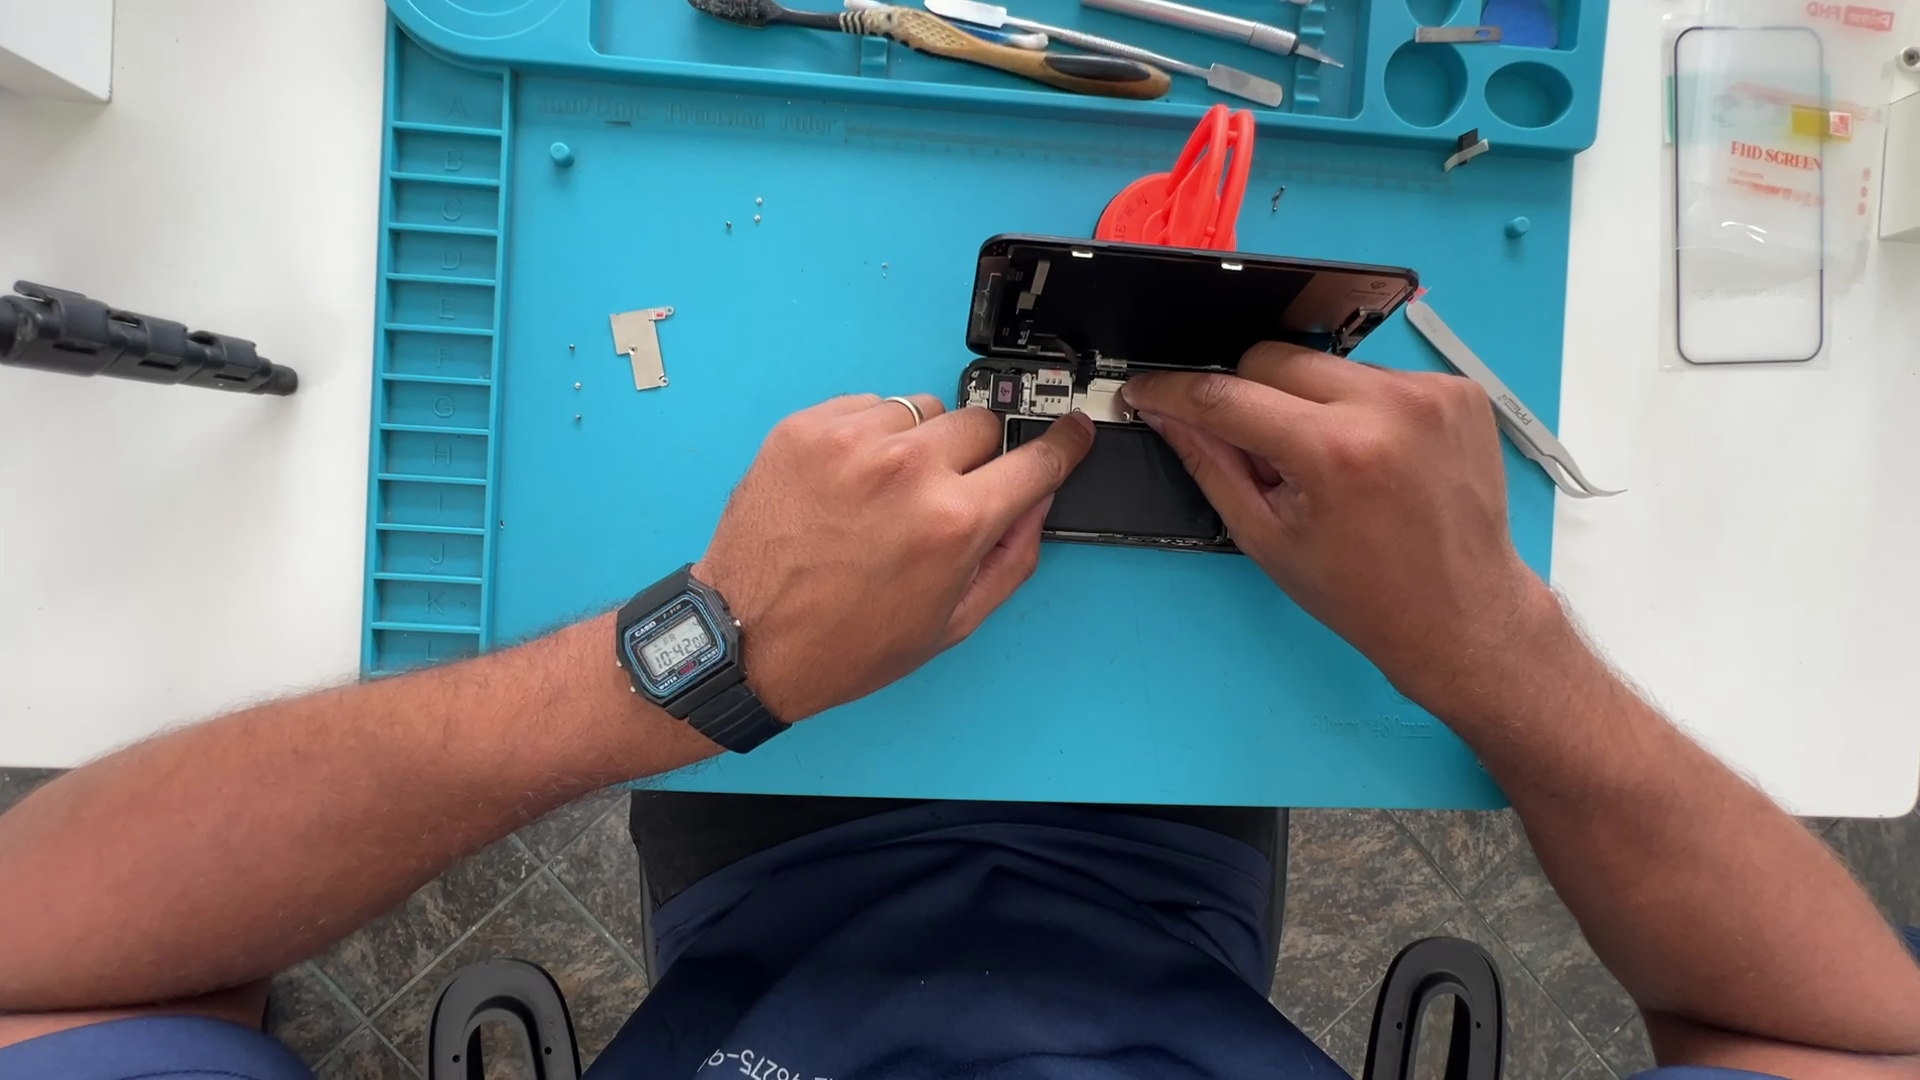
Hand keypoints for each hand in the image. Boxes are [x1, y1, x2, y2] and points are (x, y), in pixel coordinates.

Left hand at [695, 395, 1094, 721]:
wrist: (749, 640)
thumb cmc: (851, 642)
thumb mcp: (954, 621)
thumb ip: (1013, 555)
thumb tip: (1038, 500)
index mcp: (953, 523)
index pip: (1035, 462)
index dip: (1062, 447)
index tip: (1071, 431)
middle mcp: (907, 469)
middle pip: (981, 424)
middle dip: (977, 458)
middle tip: (945, 496)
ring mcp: (851, 442)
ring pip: (925, 410)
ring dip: (921, 444)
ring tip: (887, 493)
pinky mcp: (806, 428)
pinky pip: (869, 407)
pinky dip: (873, 436)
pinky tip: (852, 480)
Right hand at [1121, 343, 1561, 712]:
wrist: (1459, 613)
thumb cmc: (1356, 591)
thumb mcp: (1263, 534)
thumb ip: (1209, 463)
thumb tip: (1166, 416)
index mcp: (1333, 451)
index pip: (1226, 396)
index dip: (1171, 390)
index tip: (1144, 391)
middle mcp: (1386, 405)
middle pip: (1269, 357)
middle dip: (1241, 395)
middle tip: (1254, 451)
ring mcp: (1430, 391)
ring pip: (1318, 363)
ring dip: (1296, 400)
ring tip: (1316, 459)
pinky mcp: (1455, 389)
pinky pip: (1368, 374)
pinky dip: (1346, 404)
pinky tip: (1359, 451)